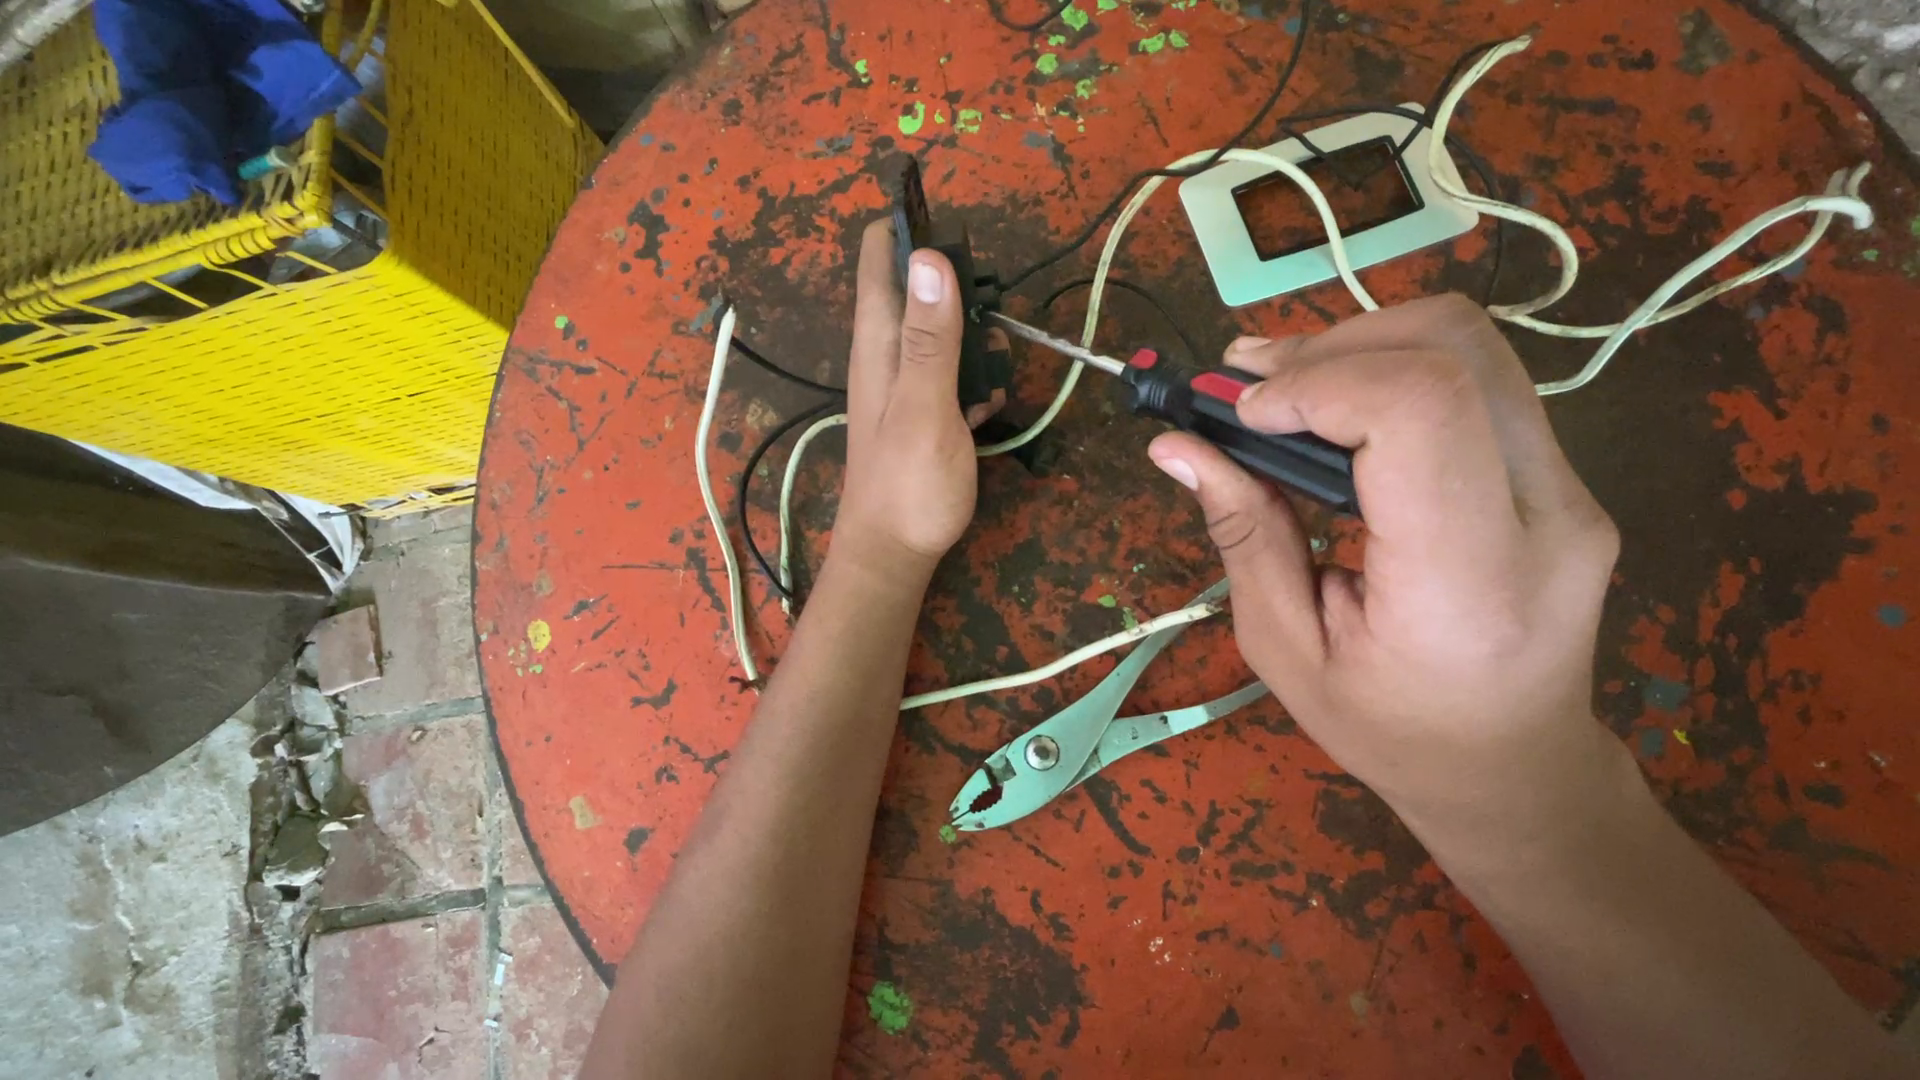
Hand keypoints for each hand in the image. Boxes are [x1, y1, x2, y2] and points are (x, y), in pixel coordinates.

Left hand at [831, 219, 978, 579]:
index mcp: (879, 343)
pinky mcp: (925, 413)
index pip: (879, 259)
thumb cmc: (910, 485)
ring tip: (992, 363)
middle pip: (915, 289)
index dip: (906, 227)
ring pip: (940, 332)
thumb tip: (929, 258)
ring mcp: (905, 385)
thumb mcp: (925, 406)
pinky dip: (973, 376)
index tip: (947, 219)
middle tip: (985, 305)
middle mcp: (886, 355)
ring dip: (971, 335)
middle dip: (953, 282)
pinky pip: (951, 374)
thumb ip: (930, 338)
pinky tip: (989, 402)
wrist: (895, 554)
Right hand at [1147, 295, 1620, 836]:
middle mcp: (1544, 516)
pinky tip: (1331, 411)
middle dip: (1331, 346)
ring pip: (1469, 344)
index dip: (1318, 382)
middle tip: (1246, 386)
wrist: (1512, 765)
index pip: (1419, 410)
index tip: (1241, 415)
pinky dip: (1387, 370)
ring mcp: (1570, 486)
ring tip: (1278, 391)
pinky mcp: (1561, 472)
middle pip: (1452, 349)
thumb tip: (1176, 447)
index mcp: (1467, 582)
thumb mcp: (1284, 650)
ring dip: (1357, 347)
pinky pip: (1474, 378)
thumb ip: (1242, 535)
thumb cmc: (1387, 728)